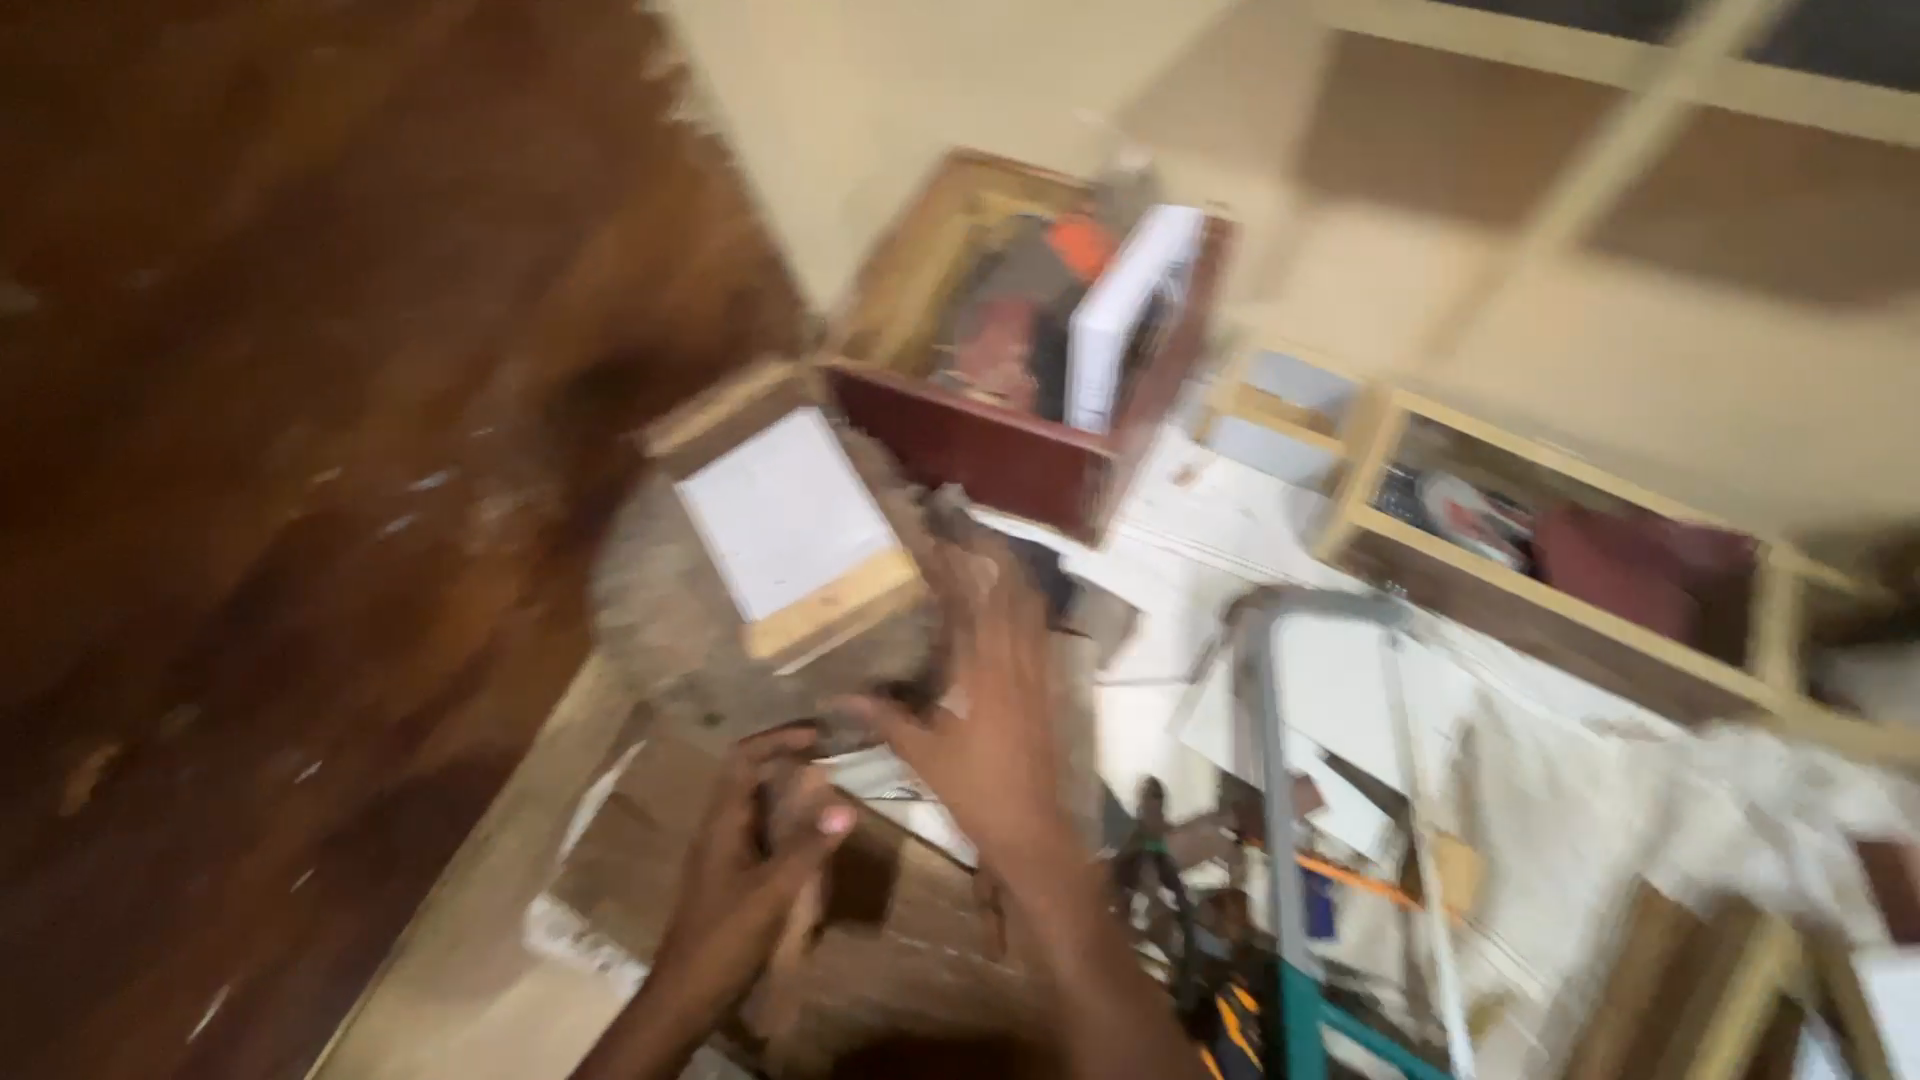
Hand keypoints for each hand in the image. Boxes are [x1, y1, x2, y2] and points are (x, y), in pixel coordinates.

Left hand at [645, 727, 855, 1026]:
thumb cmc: (724, 937)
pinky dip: (787, 818)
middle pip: (749, 774)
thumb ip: (808, 847)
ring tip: (828, 783)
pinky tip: (812, 832)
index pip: (745, 757)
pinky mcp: (732, 874)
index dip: (779, 738)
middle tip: (830, 753)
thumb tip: (847, 805)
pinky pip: (762, 829)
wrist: (685, 996)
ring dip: (788, 787)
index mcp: (722, 821)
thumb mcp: (772, 891)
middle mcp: (720, 827)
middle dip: (787, 757)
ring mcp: (724, 851)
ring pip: (756, 802)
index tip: (818, 734)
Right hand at [833, 534, 1075, 883]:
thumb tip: (841, 694)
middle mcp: (1018, 662)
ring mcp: (1039, 674)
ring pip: (1033, 609)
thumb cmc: (976, 791)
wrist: (1033, 829)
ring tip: (986, 556)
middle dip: (995, 555)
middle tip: (966, 532)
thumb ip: (885, 718)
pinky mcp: (1048, 689)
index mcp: (986, 672)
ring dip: (1013, 577)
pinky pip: (1040, 633)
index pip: (975, 602)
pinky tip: (1006, 609)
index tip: (937, 540)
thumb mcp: (924, 755)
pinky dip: (1024, 608)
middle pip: (1015, 591)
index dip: (959, 566)